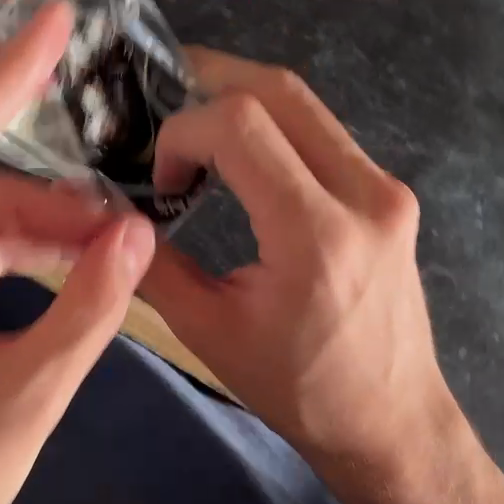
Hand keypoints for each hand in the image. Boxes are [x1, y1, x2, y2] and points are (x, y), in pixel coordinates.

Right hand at [139, 51, 457, 491]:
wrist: (389, 419)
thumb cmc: (298, 389)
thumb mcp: (210, 332)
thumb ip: (155, 266)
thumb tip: (111, 218)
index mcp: (316, 235)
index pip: (241, 125)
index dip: (184, 131)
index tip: (162, 178)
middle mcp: (365, 195)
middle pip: (282, 91)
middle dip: (212, 84)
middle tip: (163, 107)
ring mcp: (388, 190)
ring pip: (308, 107)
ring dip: (245, 104)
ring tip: (196, 134)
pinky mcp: (392, 197)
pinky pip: (326, 136)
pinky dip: (277, 130)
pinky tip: (243, 159)